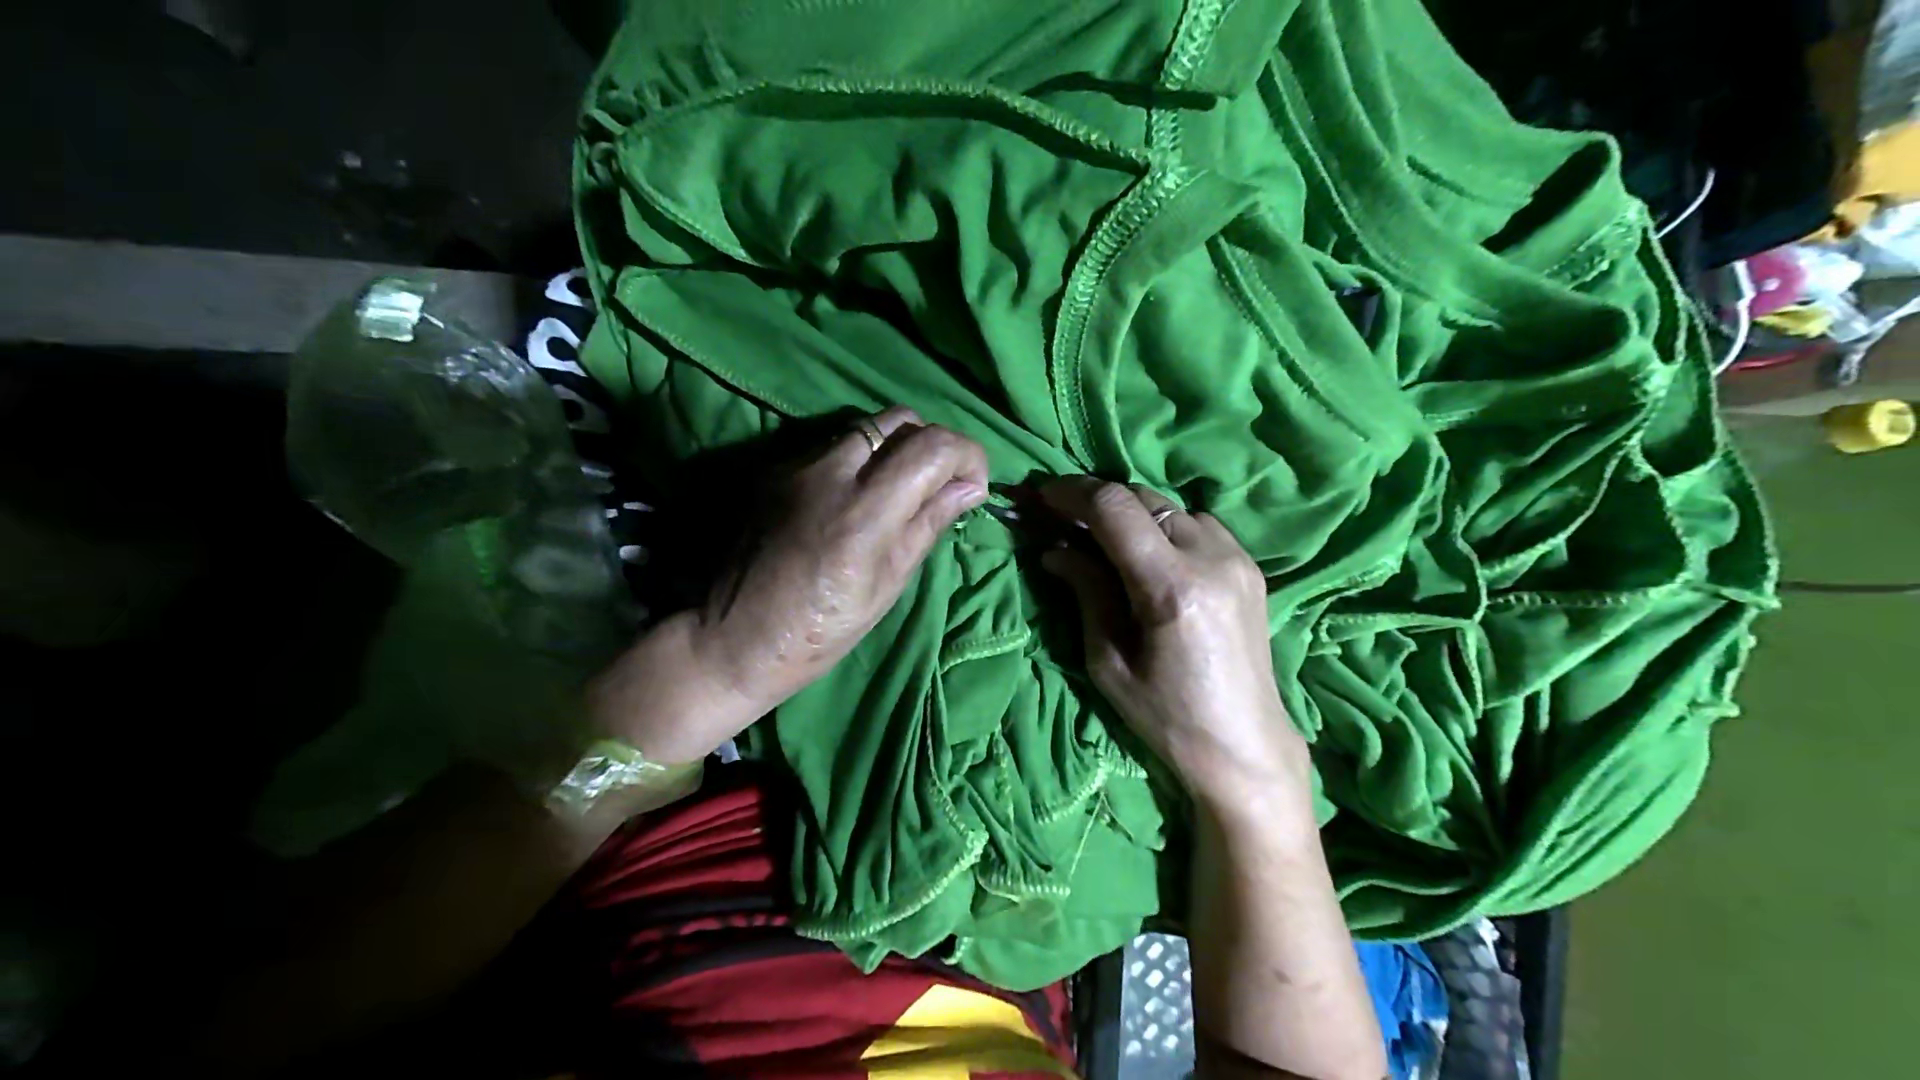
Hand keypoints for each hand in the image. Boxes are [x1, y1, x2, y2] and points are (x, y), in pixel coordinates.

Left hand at [591, 407, 987, 762]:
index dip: (967, 456)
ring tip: (898, 492)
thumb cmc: (821, 630)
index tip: (973, 487)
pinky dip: (861, 460)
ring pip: (866, 427)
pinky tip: (855, 500)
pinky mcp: (777, 469)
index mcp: (864, 513)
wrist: (734, 637)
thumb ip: (928, 523)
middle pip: (901, 420)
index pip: (933, 446)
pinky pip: (834, 446)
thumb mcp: (888, 584)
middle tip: (939, 485)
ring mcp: (798, 466)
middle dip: (933, 444)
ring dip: (896, 449)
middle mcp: (830, 473)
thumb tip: (970, 488)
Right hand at [1038, 478, 1309, 811]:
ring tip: (1101, 538)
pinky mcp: (1250, 566)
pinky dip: (1163, 525)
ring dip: (1131, 512)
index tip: (1043, 496)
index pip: (1115, 507)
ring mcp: (1238, 558)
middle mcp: (1212, 558)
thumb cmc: (1166, 717)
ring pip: (1171, 505)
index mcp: (1172, 587)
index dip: (1072, 493)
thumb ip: (1086, 592)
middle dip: (1096, 500)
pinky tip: (1147, 553)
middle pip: (1142, 496)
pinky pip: (1197, 523)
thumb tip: (1054, 549)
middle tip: (1063, 518)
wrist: (1244, 745)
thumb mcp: (1108, 661)